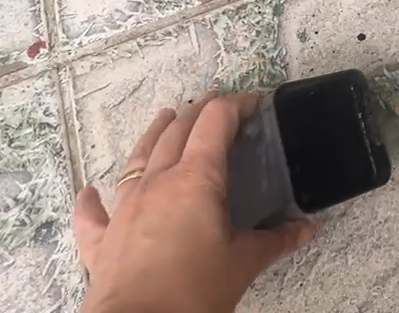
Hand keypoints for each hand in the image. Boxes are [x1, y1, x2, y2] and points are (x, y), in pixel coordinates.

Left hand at [75, 94, 317, 312]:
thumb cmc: (193, 292)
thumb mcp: (244, 263)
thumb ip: (278, 239)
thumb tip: (310, 228)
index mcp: (197, 178)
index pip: (217, 120)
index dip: (238, 104)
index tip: (256, 105)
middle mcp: (158, 182)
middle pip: (178, 130)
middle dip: (200, 112)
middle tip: (220, 107)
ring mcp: (125, 209)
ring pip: (139, 158)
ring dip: (155, 134)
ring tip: (166, 117)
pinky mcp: (101, 242)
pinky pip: (92, 215)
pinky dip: (91, 202)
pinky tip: (88, 192)